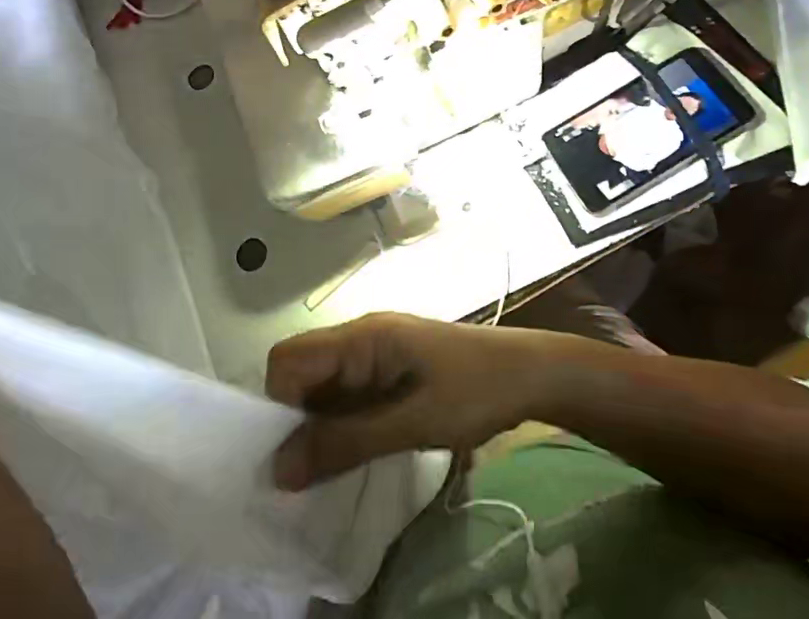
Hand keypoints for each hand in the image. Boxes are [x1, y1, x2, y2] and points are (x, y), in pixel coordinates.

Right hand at [264, 312, 571, 490]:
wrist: (531, 374)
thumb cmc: (475, 391)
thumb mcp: (412, 423)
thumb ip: (346, 443)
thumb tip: (278, 470)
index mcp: (361, 337)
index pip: (288, 360)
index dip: (280, 405)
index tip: (296, 455)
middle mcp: (359, 338)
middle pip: (301, 373)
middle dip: (297, 421)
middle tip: (313, 471)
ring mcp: (374, 354)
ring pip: (323, 387)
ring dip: (321, 426)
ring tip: (334, 468)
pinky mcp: (387, 370)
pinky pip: (346, 394)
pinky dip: (342, 424)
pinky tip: (357, 453)